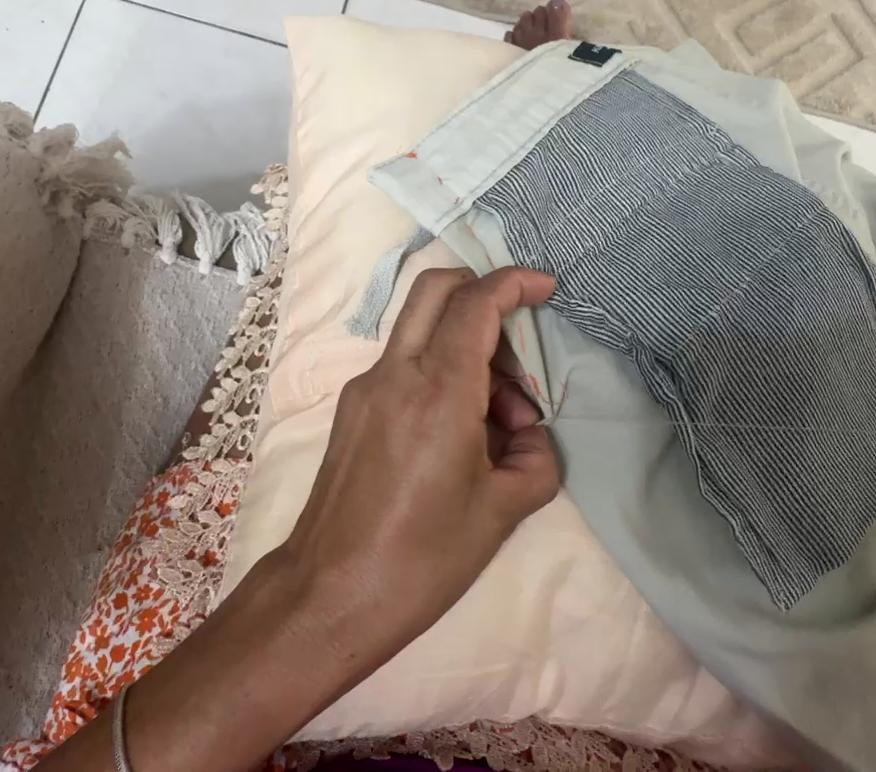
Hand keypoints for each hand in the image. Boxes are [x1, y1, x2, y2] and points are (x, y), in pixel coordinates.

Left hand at [270, 265, 563, 662]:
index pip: (476, 304)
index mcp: (438, 391)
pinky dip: (438, 371)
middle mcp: (395, 373)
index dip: (514, 282)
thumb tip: (528, 434)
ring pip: (419, 328)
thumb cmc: (423, 558)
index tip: (545, 287)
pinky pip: (403, 364)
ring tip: (499, 420)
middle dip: (482, 292)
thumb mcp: (501, 512)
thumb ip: (535, 459)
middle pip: (435, 290)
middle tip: (517, 342)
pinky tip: (459, 431)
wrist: (330, 592)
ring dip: (465, 344)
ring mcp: (365, 388)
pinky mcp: (352, 409)